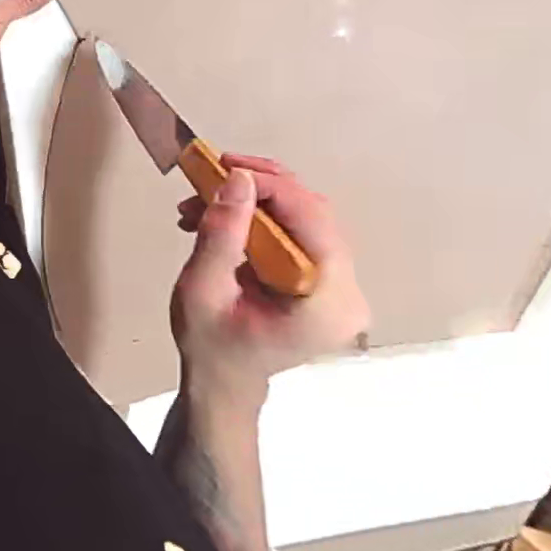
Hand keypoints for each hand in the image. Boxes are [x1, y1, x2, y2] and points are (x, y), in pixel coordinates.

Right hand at [171, 155, 368, 408]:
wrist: (222, 381)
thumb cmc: (209, 344)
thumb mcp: (202, 290)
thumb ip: (221, 236)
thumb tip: (238, 179)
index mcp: (326, 301)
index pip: (312, 222)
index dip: (271, 188)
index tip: (223, 168)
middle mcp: (348, 291)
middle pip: (315, 215)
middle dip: (261, 187)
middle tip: (212, 173)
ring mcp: (341, 286)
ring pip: (307, 219)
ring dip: (256, 200)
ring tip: (205, 200)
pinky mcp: (325, 281)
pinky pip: (300, 233)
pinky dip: (261, 217)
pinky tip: (225, 217)